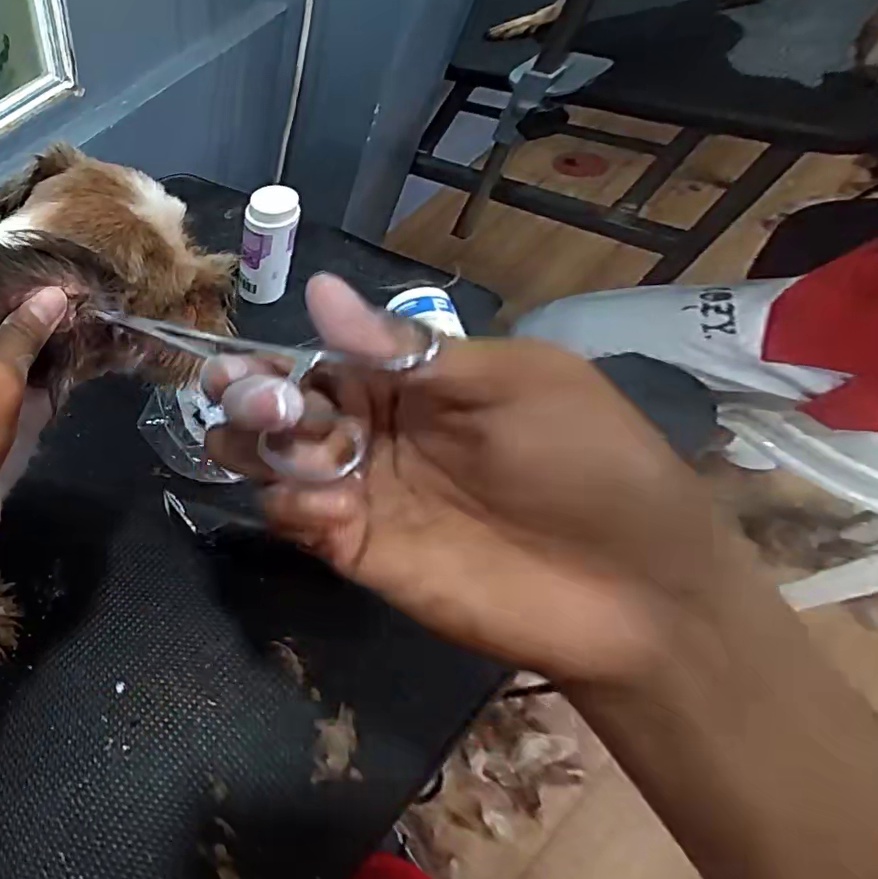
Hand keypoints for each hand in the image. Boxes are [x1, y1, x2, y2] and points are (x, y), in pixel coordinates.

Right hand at [204, 274, 756, 686]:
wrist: (640, 591)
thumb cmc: (585, 460)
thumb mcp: (508, 382)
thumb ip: (406, 348)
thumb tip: (318, 287)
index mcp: (394, 382)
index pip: (306, 361)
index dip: (264, 362)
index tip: (237, 370)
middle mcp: (361, 430)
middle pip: (269, 408)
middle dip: (248, 400)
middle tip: (268, 407)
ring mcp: (353, 489)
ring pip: (264, 459)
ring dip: (253, 448)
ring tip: (286, 452)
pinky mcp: (351, 545)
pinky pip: (291, 518)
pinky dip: (292, 507)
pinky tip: (332, 511)